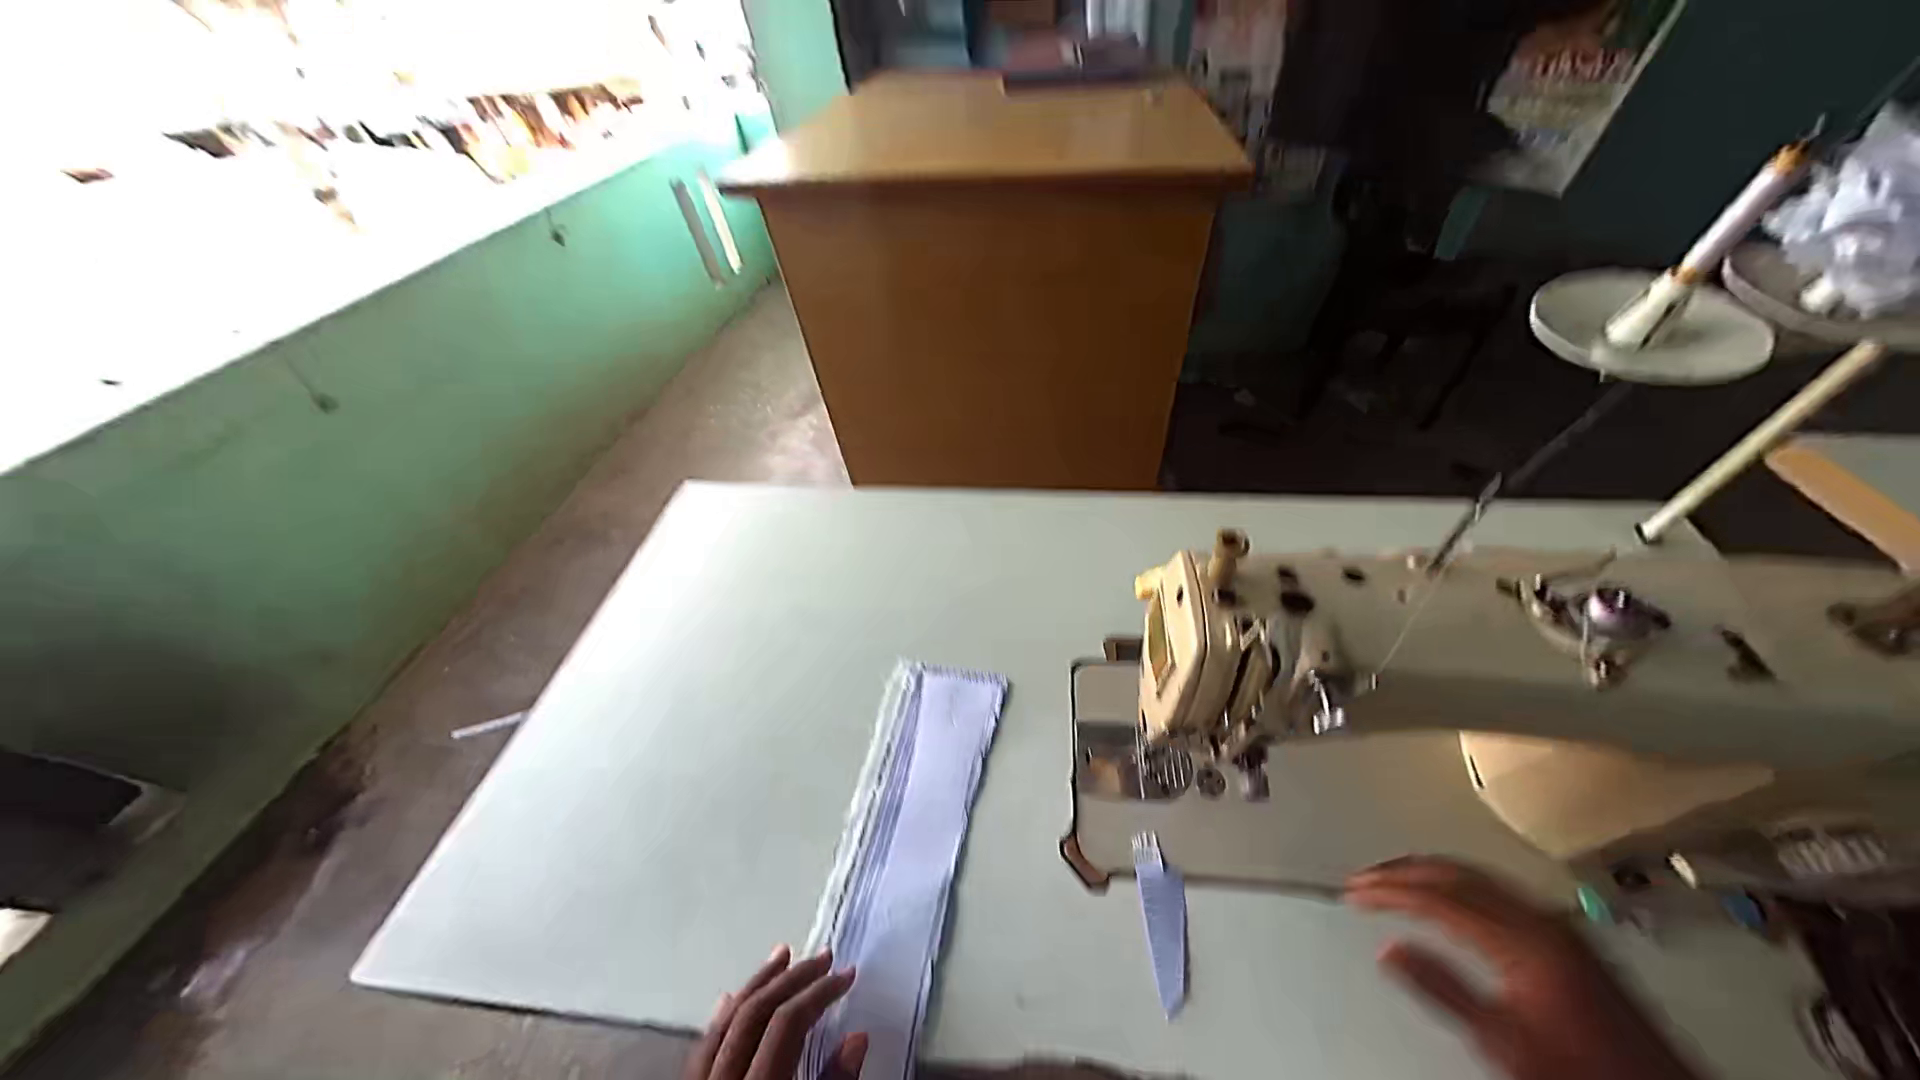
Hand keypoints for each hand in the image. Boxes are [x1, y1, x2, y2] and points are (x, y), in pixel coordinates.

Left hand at [683, 945, 867, 1079]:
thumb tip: (856, 1039)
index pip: (787, 1024)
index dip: (819, 993)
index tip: (846, 975)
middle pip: (755, 1014)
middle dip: (793, 979)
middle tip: (823, 957)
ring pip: (725, 1022)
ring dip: (757, 984)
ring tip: (783, 956)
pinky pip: (702, 1047)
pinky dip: (724, 1016)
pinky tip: (734, 997)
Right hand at [1345, 857, 1701, 1079]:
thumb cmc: (1586, 1072)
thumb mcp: (1503, 1041)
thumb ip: (1442, 989)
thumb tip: (1389, 950)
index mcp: (1523, 939)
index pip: (1436, 895)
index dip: (1388, 889)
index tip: (1355, 891)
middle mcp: (1541, 919)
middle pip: (1455, 872)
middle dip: (1401, 869)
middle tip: (1364, 876)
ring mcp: (1557, 922)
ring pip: (1475, 873)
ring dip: (1427, 869)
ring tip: (1393, 875)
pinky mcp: (1565, 932)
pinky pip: (1496, 884)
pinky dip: (1457, 878)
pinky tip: (1444, 888)